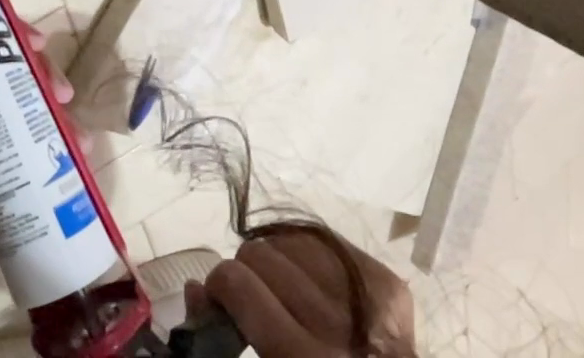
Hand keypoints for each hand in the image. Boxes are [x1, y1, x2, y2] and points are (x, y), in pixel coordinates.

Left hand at [0, 18, 75, 225]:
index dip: (9, 29)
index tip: (37, 40)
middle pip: (10, 60)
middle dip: (40, 72)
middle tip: (62, 94)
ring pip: (22, 91)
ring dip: (50, 108)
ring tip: (77, 135)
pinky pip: (21, 123)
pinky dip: (45, 133)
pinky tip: (72, 148)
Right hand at [182, 225, 413, 357]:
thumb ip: (225, 329)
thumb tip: (195, 287)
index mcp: (305, 357)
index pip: (237, 282)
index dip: (219, 287)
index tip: (222, 302)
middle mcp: (340, 324)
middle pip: (259, 255)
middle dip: (248, 274)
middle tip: (258, 302)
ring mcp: (370, 297)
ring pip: (287, 239)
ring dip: (278, 263)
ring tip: (289, 294)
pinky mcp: (388, 281)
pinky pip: (322, 239)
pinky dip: (308, 258)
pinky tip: (314, 285)